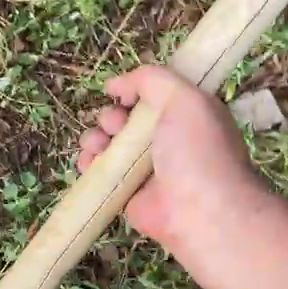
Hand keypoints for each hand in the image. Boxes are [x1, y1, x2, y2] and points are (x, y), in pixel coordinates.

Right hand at [76, 65, 274, 253]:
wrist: (199, 209)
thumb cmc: (197, 150)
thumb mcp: (185, 99)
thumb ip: (152, 79)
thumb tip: (115, 83)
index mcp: (184, 114)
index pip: (151, 96)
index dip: (133, 91)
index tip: (122, 94)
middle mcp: (164, 138)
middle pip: (123, 118)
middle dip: (110, 116)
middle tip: (115, 124)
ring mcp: (142, 166)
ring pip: (106, 143)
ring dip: (94, 138)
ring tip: (98, 145)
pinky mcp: (124, 189)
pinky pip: (98, 171)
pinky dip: (88, 163)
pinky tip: (89, 162)